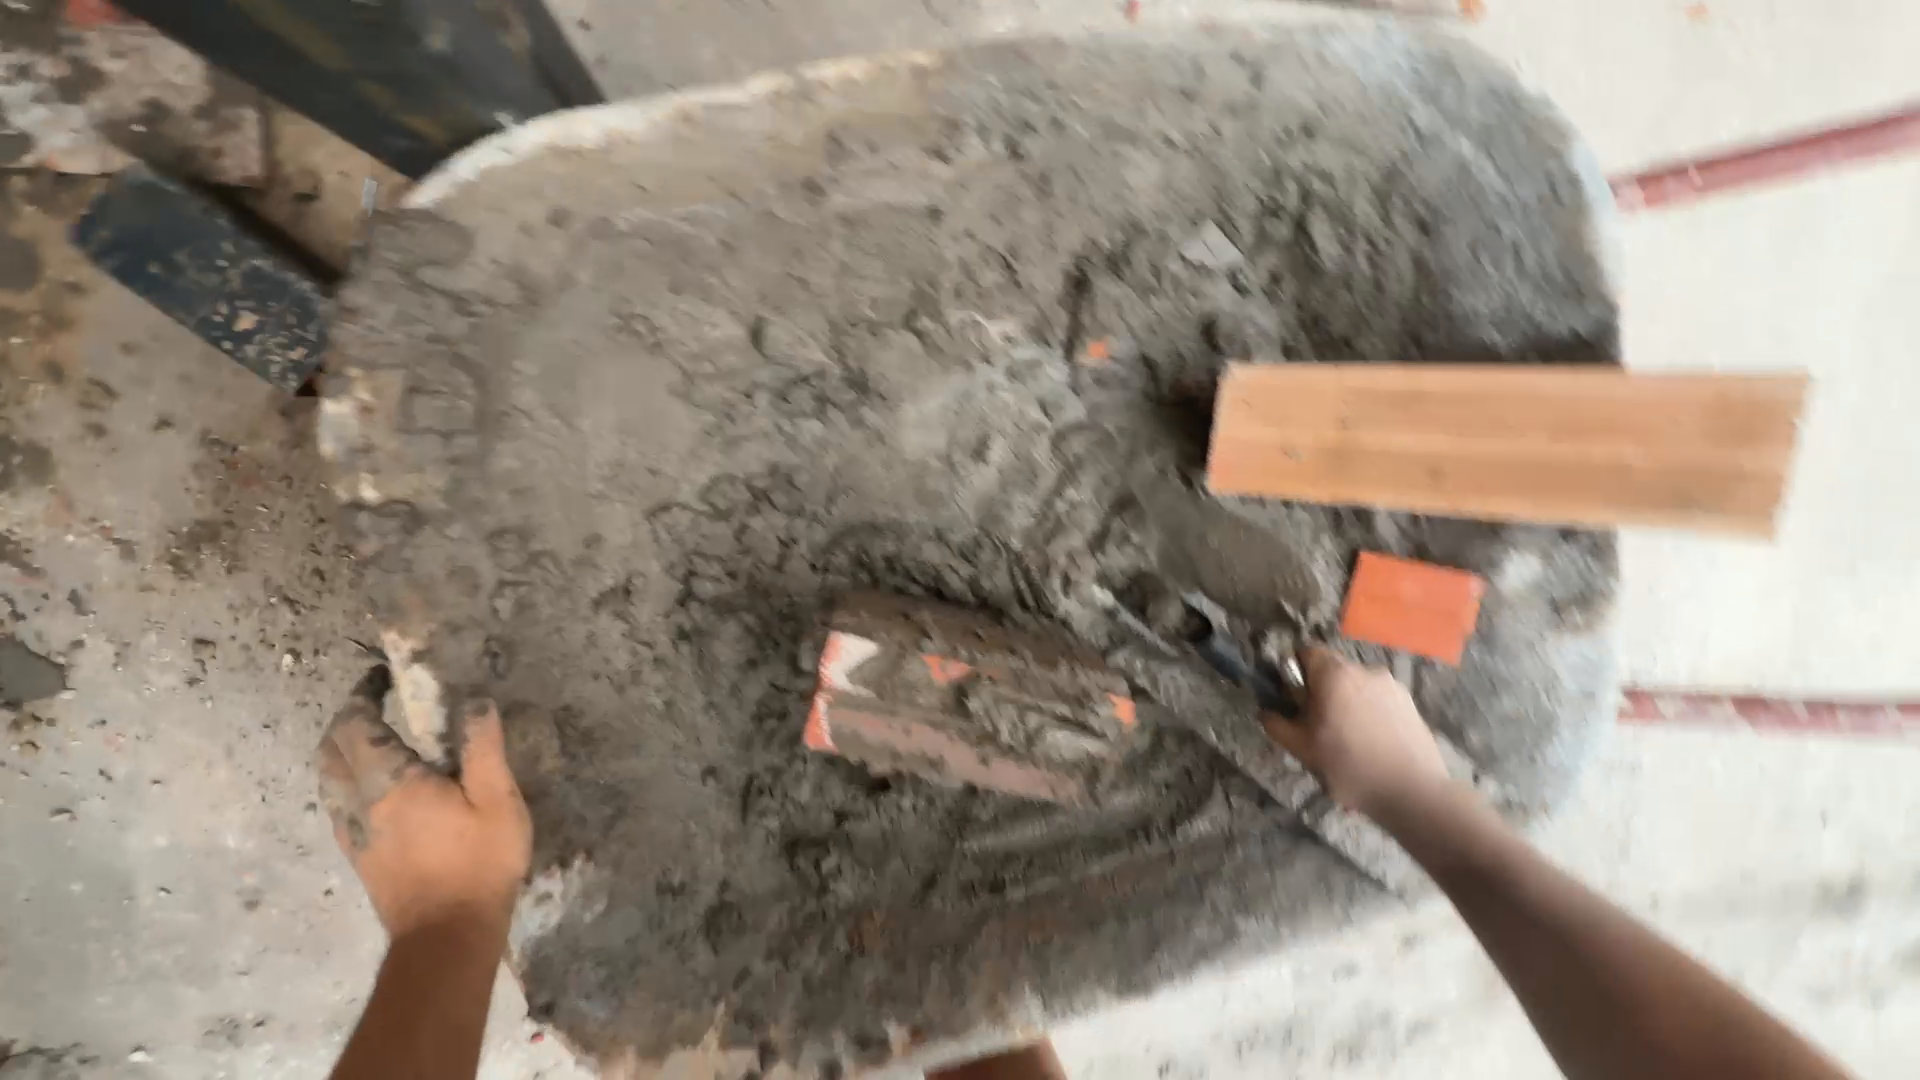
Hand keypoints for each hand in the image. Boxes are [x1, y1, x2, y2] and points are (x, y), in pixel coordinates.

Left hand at [315, 668, 532, 937]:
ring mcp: (353, 831)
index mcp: (390, 782)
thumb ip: (483, 747)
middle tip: (377, 701)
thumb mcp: (498, 799)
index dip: (362, 697)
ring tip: (374, 736)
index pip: (356, 728)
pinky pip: (337, 802)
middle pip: (329, 751)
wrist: (447, 933)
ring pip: (327, 778)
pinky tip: (375, 783)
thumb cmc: (479, 861)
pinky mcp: (359, 853)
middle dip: (346, 719)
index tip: (381, 677)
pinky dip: (345, 777)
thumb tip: (475, 701)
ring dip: (340, 749)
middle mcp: (359, 802)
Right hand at [1263, 647, 1449, 819]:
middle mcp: (1365, 671)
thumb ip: (1276, 724)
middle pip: (1333, 671)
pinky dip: (1370, 714)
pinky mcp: (1411, 704)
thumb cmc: (1349, 766)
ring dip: (1347, 704)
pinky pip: (1379, 700)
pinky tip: (1373, 745)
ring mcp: (1392, 686)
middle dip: (1322, 692)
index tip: (1294, 699)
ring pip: (1357, 687)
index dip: (1295, 671)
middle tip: (1318, 726)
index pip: (1307, 652)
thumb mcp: (1301, 749)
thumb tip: (1266, 712)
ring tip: (1350, 741)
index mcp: (1334, 675)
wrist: (1413, 792)